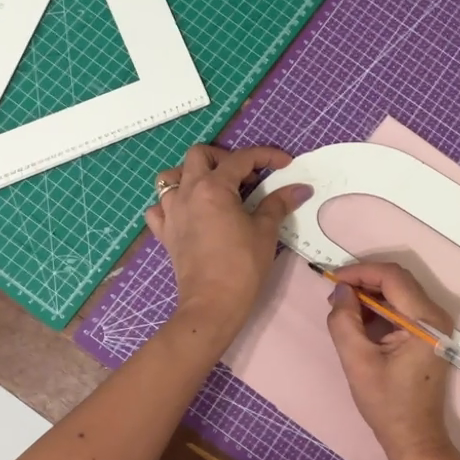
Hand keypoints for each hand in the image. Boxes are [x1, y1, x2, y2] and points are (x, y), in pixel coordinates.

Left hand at [146, 144, 310, 336]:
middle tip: (245, 177)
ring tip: (214, 189)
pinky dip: (172, 204)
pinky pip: (159, 208)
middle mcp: (188, 192)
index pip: (241, 159)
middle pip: (200, 155)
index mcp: (213, 187)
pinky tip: (189, 213)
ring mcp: (171, 212)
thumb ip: (278, 203)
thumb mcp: (265, 231)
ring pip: (172, 176)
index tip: (285, 164)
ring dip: (193, 175)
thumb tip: (299, 188)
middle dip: (224, 158)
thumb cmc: (242, 265)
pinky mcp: (165, 233)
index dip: (266, 156)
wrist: (212, 304)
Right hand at [323, 262, 458, 459]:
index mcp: (425, 320)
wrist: (415, 438)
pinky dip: (380, 306)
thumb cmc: (387, 404)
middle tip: (336, 292)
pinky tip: (359, 317)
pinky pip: (403, 306)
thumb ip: (344, 321)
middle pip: (397, 280)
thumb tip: (341, 290)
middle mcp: (436, 315)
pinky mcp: (429, 333)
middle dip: (364, 281)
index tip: (333, 279)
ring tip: (343, 306)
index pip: (391, 277)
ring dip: (371, 293)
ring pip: (399, 291)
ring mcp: (436, 324)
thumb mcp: (357, 362)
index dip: (360, 272)